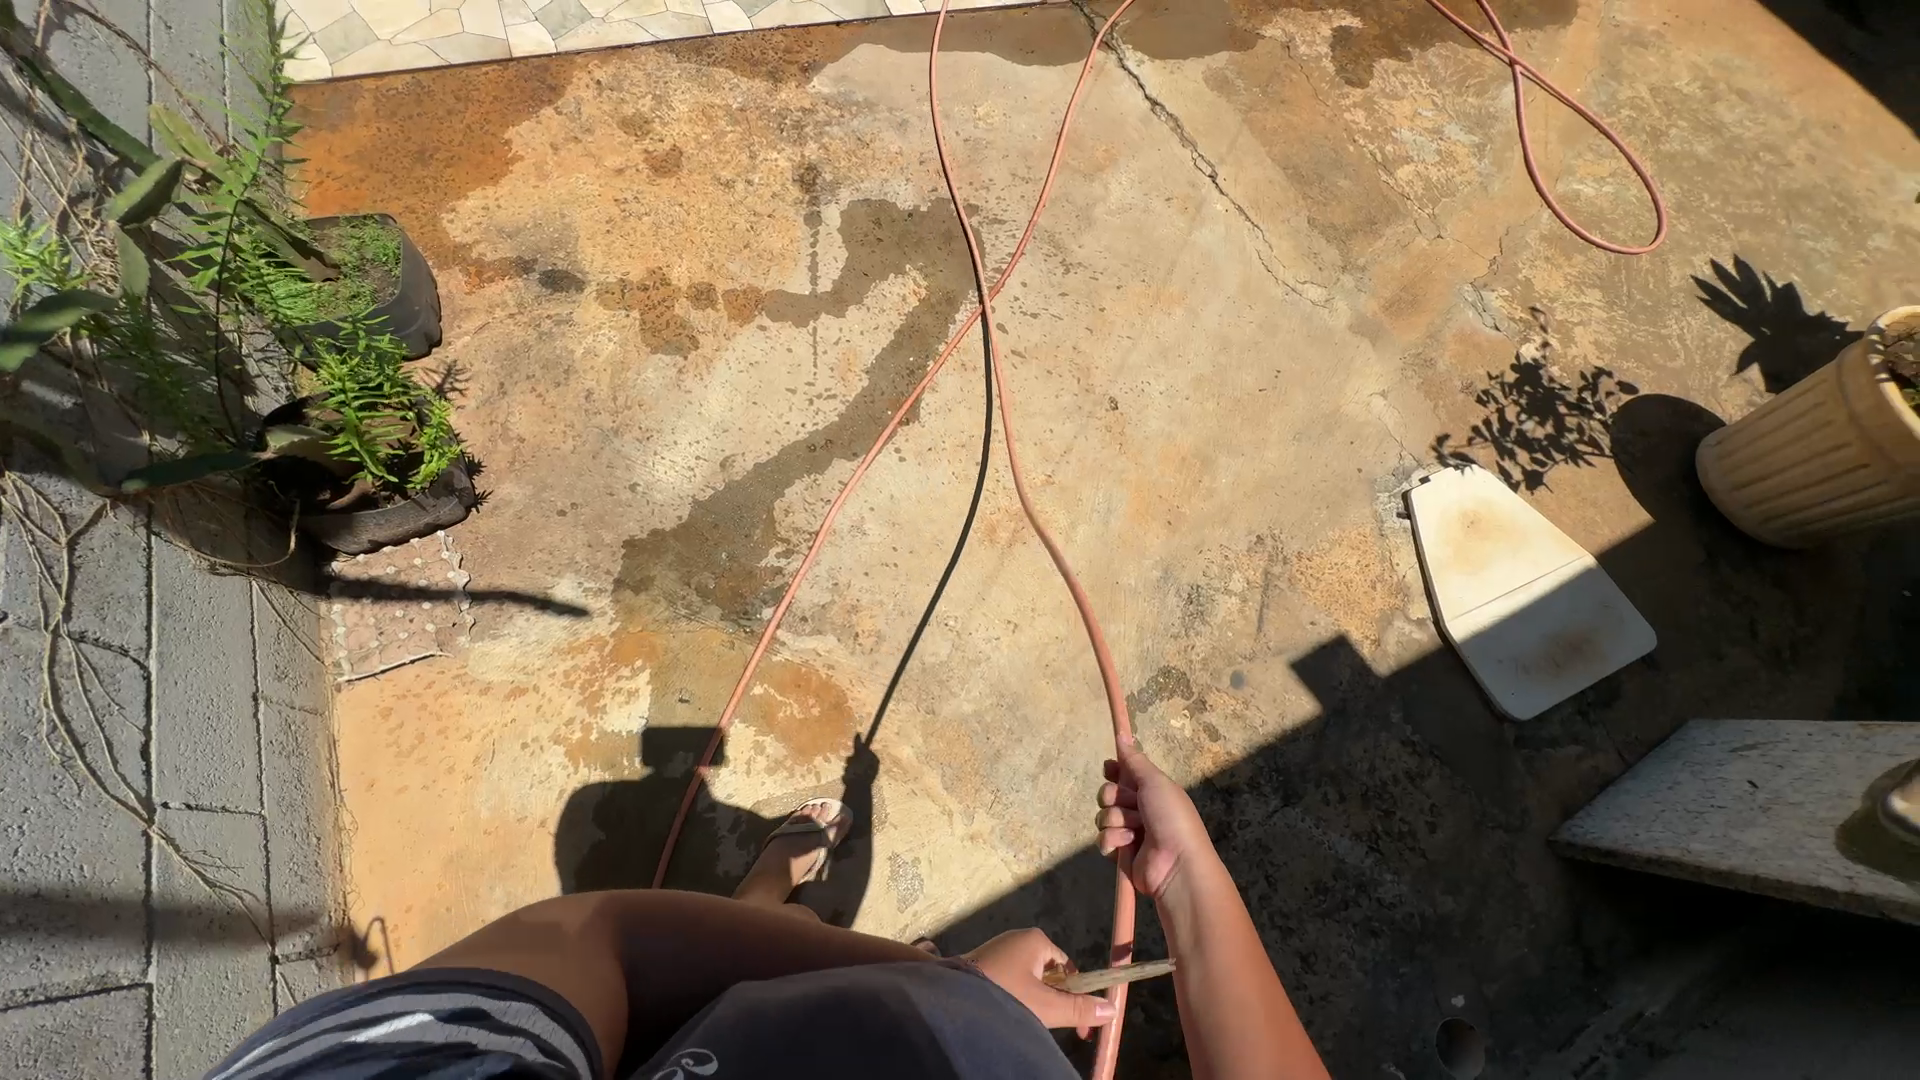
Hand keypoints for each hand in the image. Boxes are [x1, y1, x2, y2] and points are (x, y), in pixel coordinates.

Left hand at [963, 928, 1114, 1035]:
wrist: (954, 997)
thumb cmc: (1005, 995)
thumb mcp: (1046, 1007)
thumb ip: (1079, 1009)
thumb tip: (1112, 1009)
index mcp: (1037, 940)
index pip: (1068, 967)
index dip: (1077, 997)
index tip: (1079, 1027)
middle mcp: (1019, 937)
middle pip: (1050, 973)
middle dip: (1055, 1000)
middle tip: (1052, 1026)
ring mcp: (1000, 947)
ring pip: (1030, 978)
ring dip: (1036, 1000)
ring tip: (1029, 1020)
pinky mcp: (985, 960)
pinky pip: (1012, 978)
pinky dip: (1017, 995)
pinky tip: (1011, 1012)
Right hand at [1097, 735, 1213, 900]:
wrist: (1176, 863)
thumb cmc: (1171, 817)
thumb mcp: (1155, 782)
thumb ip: (1135, 760)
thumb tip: (1122, 734)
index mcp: (1150, 790)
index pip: (1122, 774)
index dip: (1113, 771)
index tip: (1110, 769)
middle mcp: (1138, 809)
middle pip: (1107, 794)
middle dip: (1114, 798)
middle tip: (1131, 804)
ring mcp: (1129, 831)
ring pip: (1103, 816)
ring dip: (1116, 821)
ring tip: (1134, 830)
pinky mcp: (1121, 852)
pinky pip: (1103, 839)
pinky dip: (1112, 840)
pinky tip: (1127, 844)